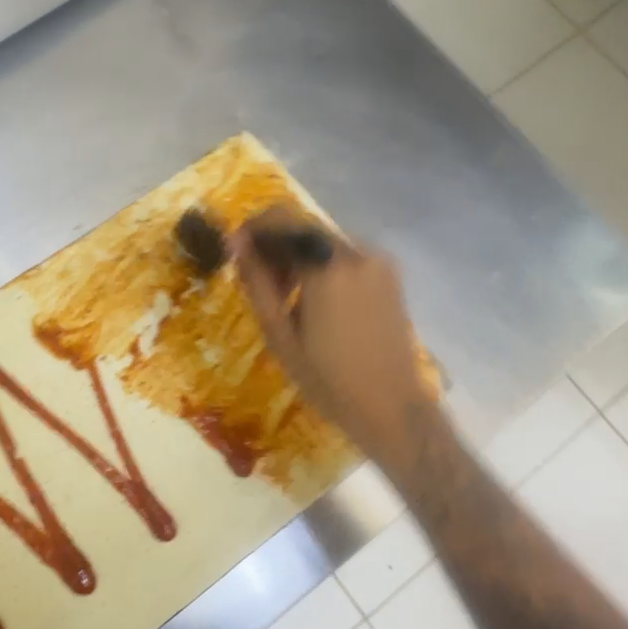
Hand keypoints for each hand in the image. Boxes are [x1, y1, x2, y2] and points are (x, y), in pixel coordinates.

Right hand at [232, 209, 433, 449]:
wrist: (392, 408)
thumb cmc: (328, 380)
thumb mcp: (280, 335)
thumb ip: (256, 282)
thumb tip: (236, 243)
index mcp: (327, 267)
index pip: (282, 220)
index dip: (253, 228)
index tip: (235, 250)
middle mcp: (356, 253)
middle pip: (303, 228)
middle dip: (275, 246)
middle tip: (259, 283)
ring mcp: (377, 262)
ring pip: (323, 242)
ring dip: (298, 258)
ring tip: (285, 299)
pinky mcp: (389, 276)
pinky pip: (344, 257)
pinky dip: (322, 268)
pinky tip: (315, 304)